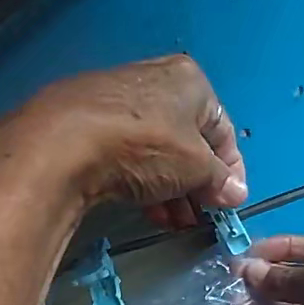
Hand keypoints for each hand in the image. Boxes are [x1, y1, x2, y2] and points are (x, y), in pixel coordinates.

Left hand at [0, 55, 247, 227]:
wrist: (66, 144)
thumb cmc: (145, 147)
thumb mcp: (196, 167)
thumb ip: (220, 181)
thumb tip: (237, 193)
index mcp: (191, 82)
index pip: (223, 131)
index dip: (231, 171)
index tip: (229, 204)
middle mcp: (157, 82)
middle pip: (189, 143)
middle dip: (197, 186)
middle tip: (198, 218)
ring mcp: (120, 100)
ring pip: (159, 153)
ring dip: (172, 191)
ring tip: (172, 222)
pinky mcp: (91, 122)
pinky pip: (130, 156)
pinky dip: (144, 183)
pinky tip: (145, 211)